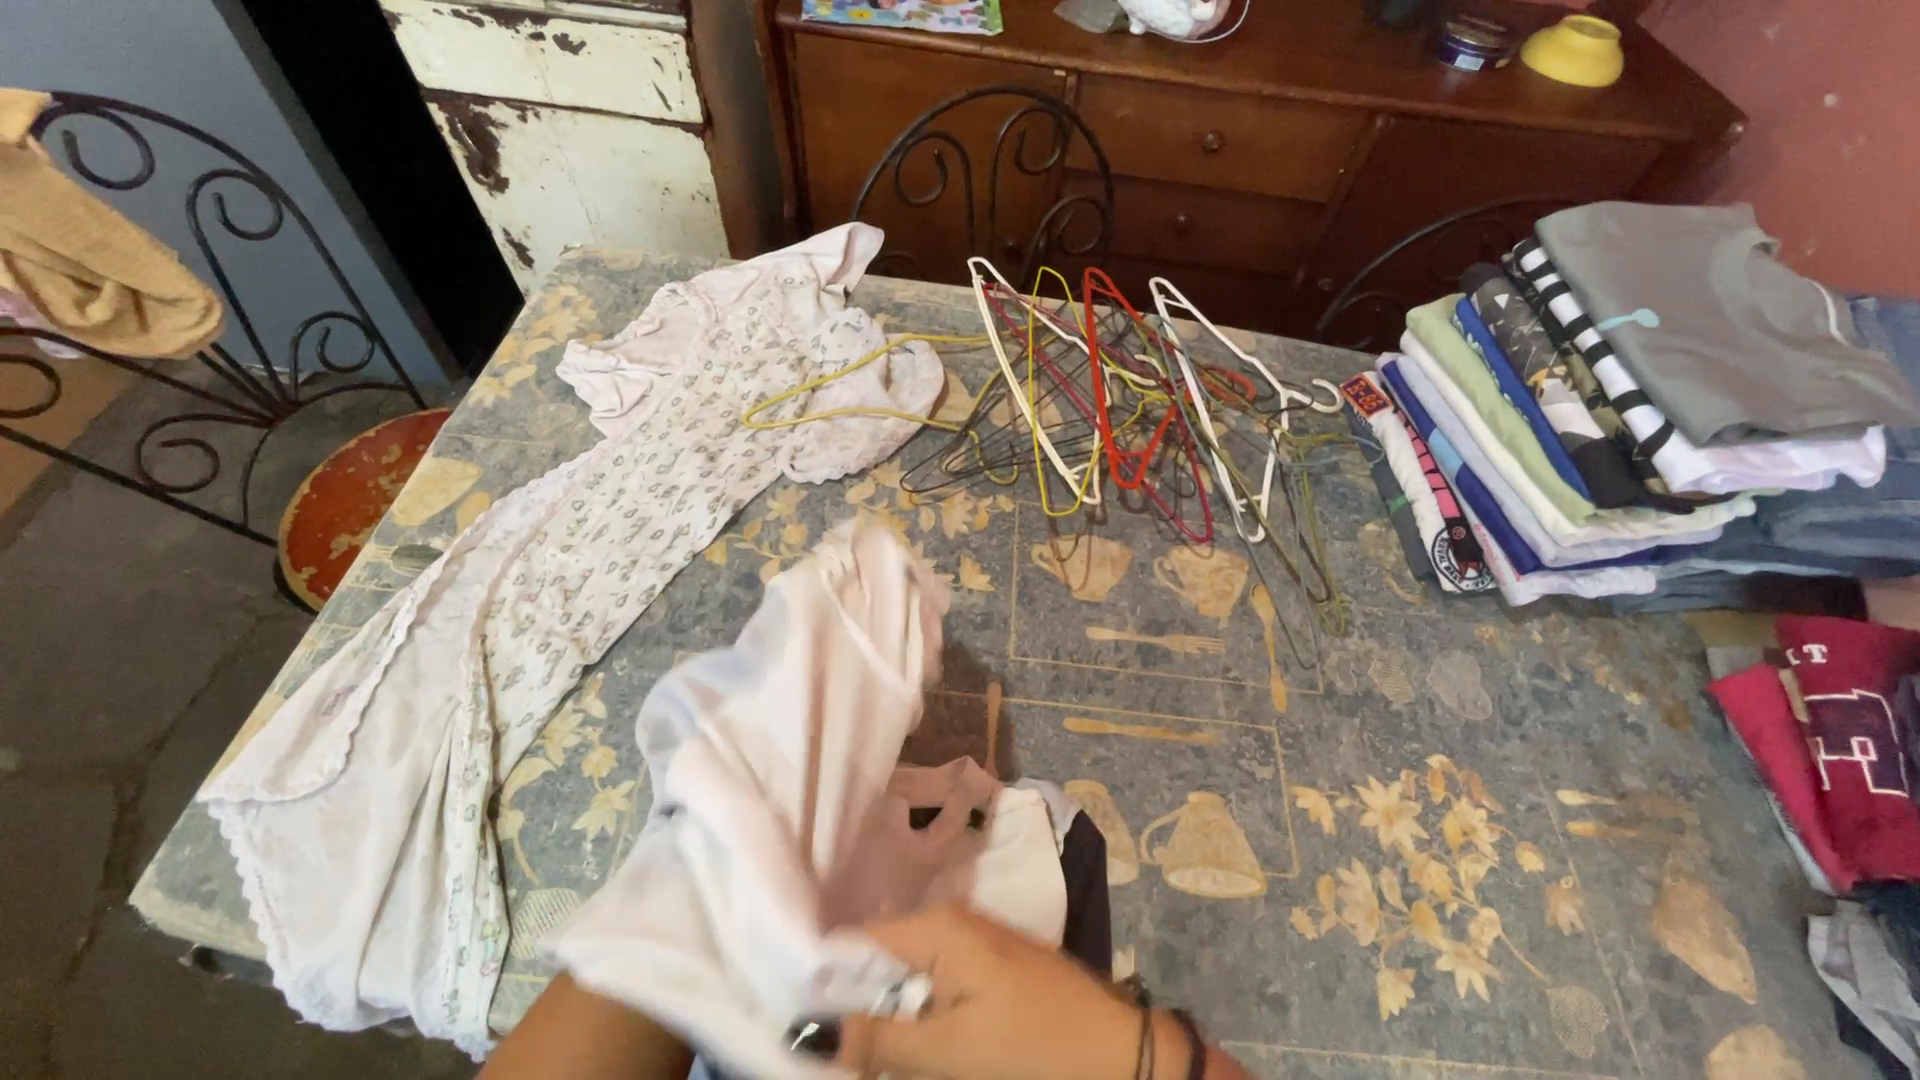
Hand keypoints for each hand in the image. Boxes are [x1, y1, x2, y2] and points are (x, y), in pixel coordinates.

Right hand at [829, 905, 1221, 1079]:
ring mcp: (973, 943)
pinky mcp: (990, 968)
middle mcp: (951, 922)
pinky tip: (908, 1046)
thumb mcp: (950, 1052)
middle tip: (831, 1051)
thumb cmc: (1033, 1048)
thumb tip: (809, 1032)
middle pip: (879, 958)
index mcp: (937, 927)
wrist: (1121, 1054)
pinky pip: (934, 985)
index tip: (796, 1018)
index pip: (857, 940)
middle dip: (854, 1003)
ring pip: (906, 976)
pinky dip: (916, 1014)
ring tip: (863, 1052)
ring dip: (885, 1014)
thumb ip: (879, 1039)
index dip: (823, 979)